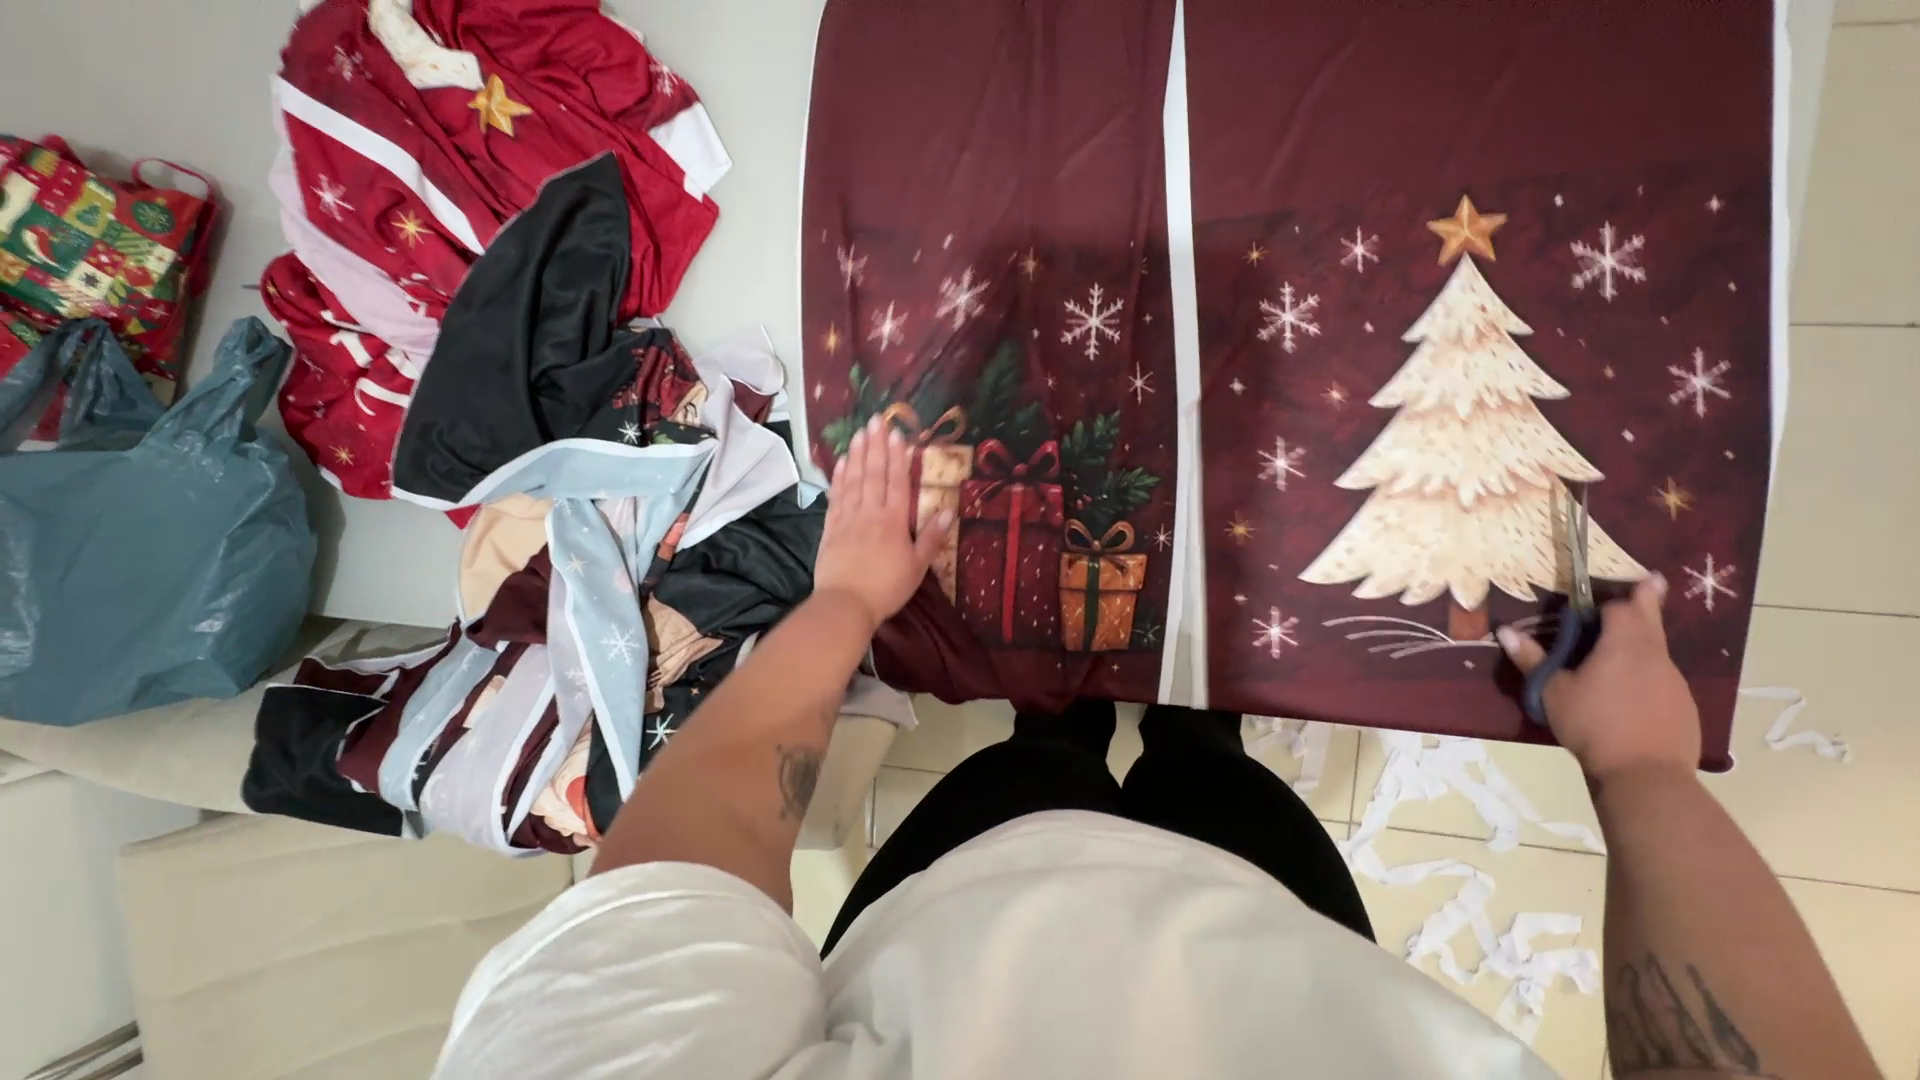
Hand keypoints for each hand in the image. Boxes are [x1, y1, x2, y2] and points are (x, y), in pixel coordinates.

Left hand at [814, 416, 954, 631]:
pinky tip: (842, 463)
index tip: (897, 432)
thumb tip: (947, 511)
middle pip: (874, 474)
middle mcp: (870, 513)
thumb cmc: (887, 588)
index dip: (898, 456)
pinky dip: (839, 478)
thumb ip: (931, 538)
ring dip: (858, 455)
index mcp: (894, 521)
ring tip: (860, 433)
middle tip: (876, 420)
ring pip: (854, 480)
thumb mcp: (917, 567)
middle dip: (876, 446)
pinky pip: (836, 497)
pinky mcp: (830, 529)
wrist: (845, 604)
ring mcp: (847, 519)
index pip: (897, 481)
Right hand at [1498, 574, 1700, 783]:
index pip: (1623, 609)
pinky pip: (1662, 677)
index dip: (1611, 601)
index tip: (1607, 594)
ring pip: (1657, 650)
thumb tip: (1505, 631)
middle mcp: (1655, 657)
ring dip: (1642, 641)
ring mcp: (1674, 682)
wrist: (1645, 773)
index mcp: (1624, 646)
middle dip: (1648, 600)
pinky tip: (1630, 692)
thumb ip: (1531, 659)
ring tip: (1621, 647)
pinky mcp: (1682, 705)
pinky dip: (1647, 672)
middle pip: (1651, 621)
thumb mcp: (1552, 692)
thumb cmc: (1593, 724)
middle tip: (1652, 580)